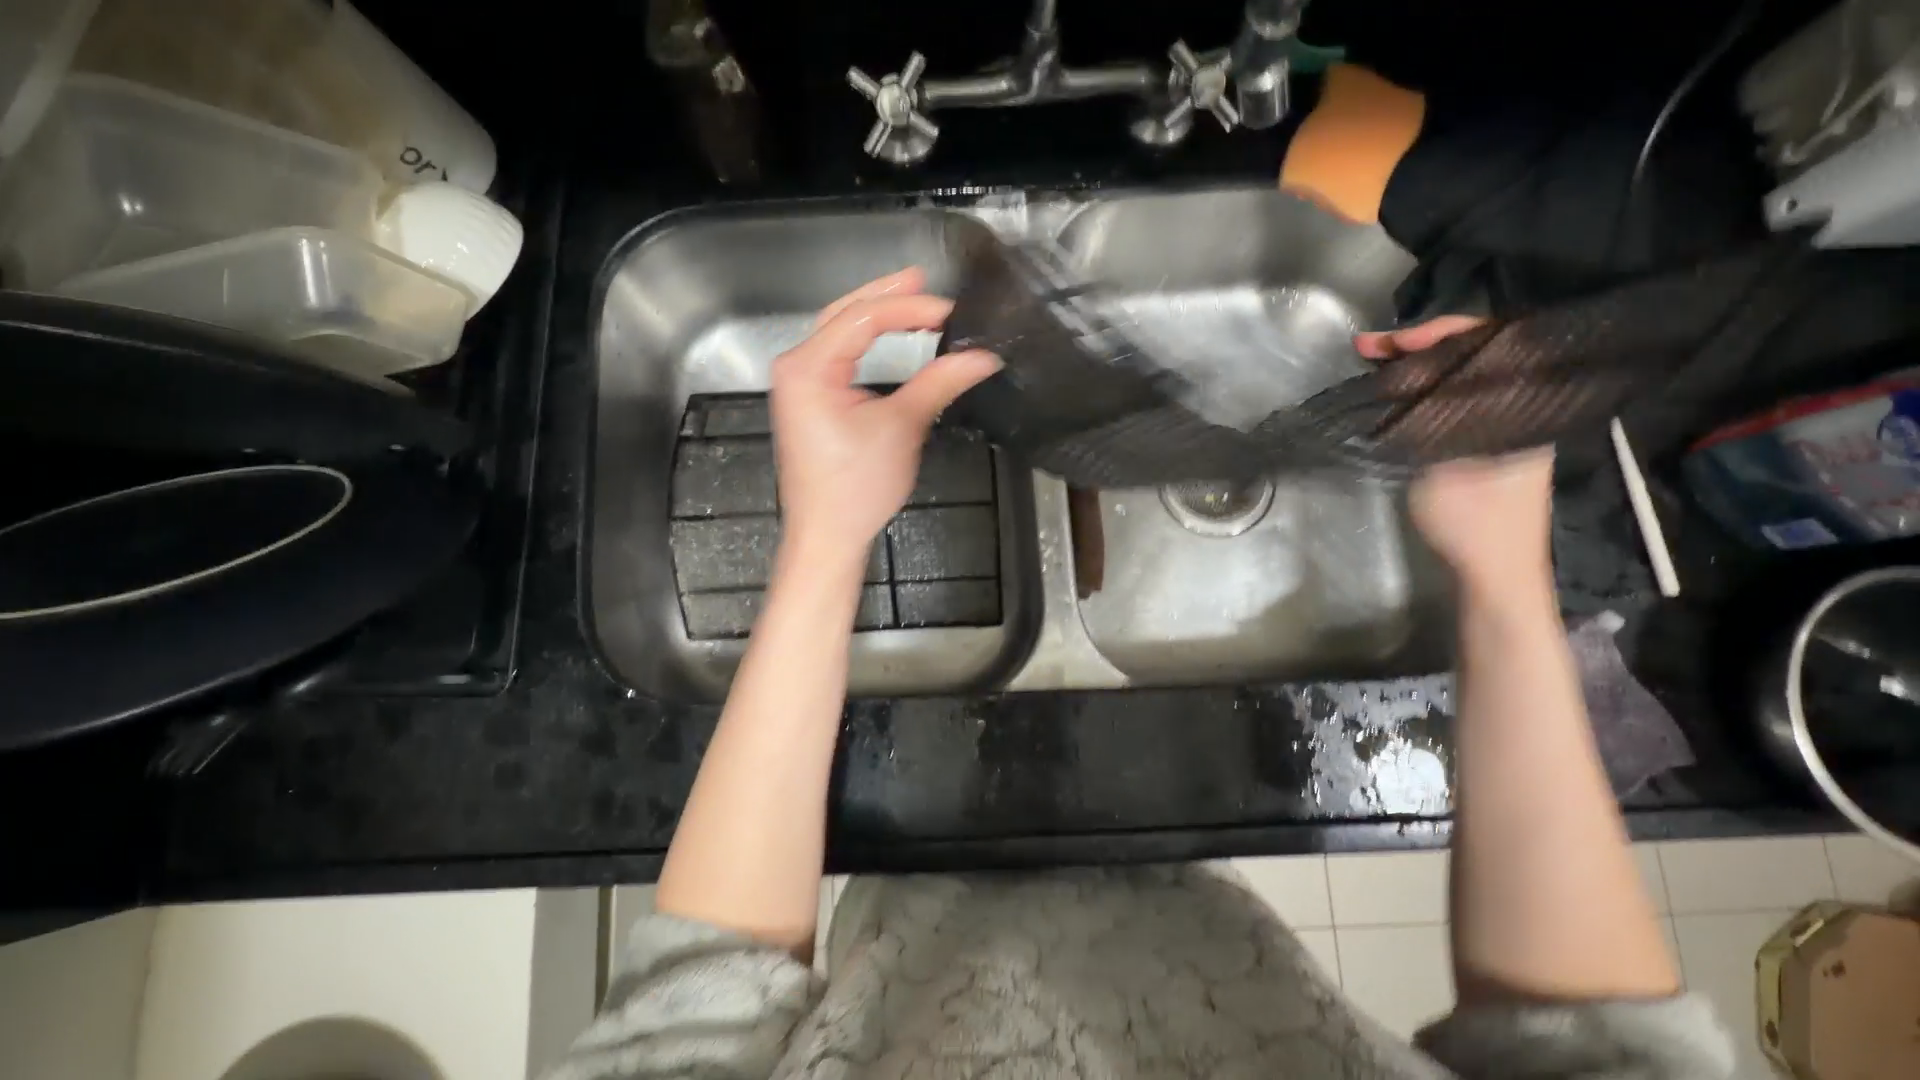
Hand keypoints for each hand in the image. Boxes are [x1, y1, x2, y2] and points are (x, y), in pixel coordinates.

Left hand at [771, 268, 1001, 557]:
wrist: (827, 535)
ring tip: (914, 297)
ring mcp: (799, 384)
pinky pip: (838, 355)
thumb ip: (939, 382)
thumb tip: (983, 356)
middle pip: (844, 314)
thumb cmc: (856, 487)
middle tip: (925, 280)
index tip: (950, 313)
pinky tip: (891, 332)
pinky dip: (866, 340)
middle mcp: (796, 367)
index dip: (909, 308)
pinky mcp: (810, 400)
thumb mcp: (901, 427)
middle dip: (886, 295)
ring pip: (839, 331)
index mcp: (808, 367)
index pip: (862, 318)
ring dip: (876, 314)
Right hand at [1356, 317, 1553, 596]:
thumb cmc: (1474, 524)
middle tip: (1367, 348)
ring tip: (1373, 362)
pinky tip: (1397, 392)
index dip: (1433, 334)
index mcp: (1522, 405)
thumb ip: (1429, 417)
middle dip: (1418, 345)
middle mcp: (1520, 407)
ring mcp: (1506, 426)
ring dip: (1418, 367)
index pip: (1484, 342)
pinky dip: (1426, 389)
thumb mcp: (1442, 464)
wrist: (1496, 575)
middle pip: (1472, 354)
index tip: (1388, 344)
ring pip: (1462, 377)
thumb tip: (1404, 379)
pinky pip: (1458, 399)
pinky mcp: (1489, 444)